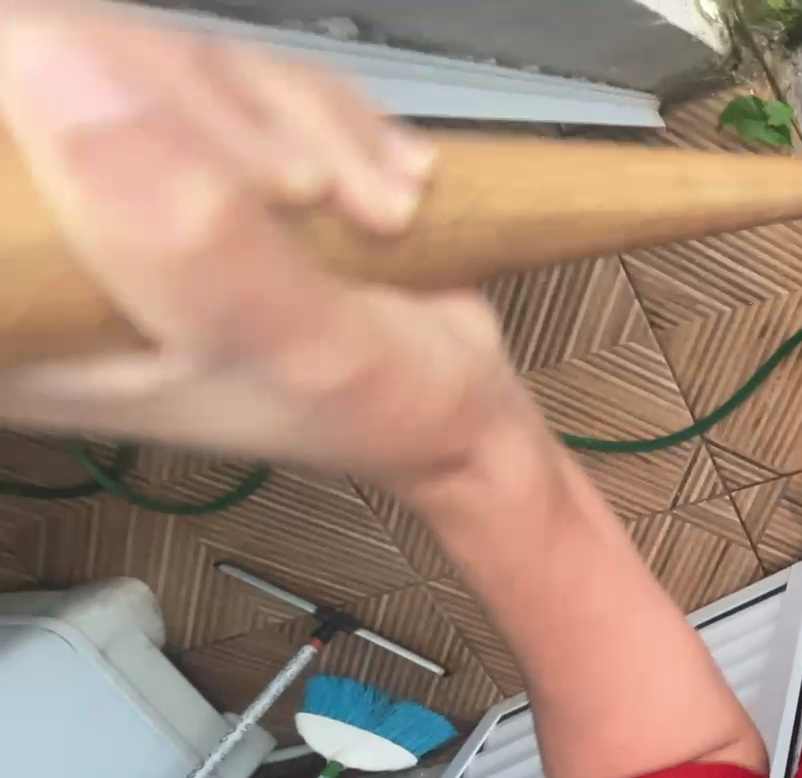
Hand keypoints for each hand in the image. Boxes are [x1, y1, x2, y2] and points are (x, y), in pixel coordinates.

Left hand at [0, 5, 544, 499]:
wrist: (469, 410)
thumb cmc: (389, 410)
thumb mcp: (301, 351)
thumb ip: (196, 244)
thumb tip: (52, 62)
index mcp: (19, 304)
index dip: (81, 125)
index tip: (246, 198)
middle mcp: (61, 229)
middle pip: (66, 60)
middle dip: (234, 123)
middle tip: (321, 201)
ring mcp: (147, 186)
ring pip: (177, 57)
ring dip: (314, 128)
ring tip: (385, 213)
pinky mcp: (224, 159)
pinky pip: (255, 74)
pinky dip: (343, 120)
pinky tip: (392, 181)